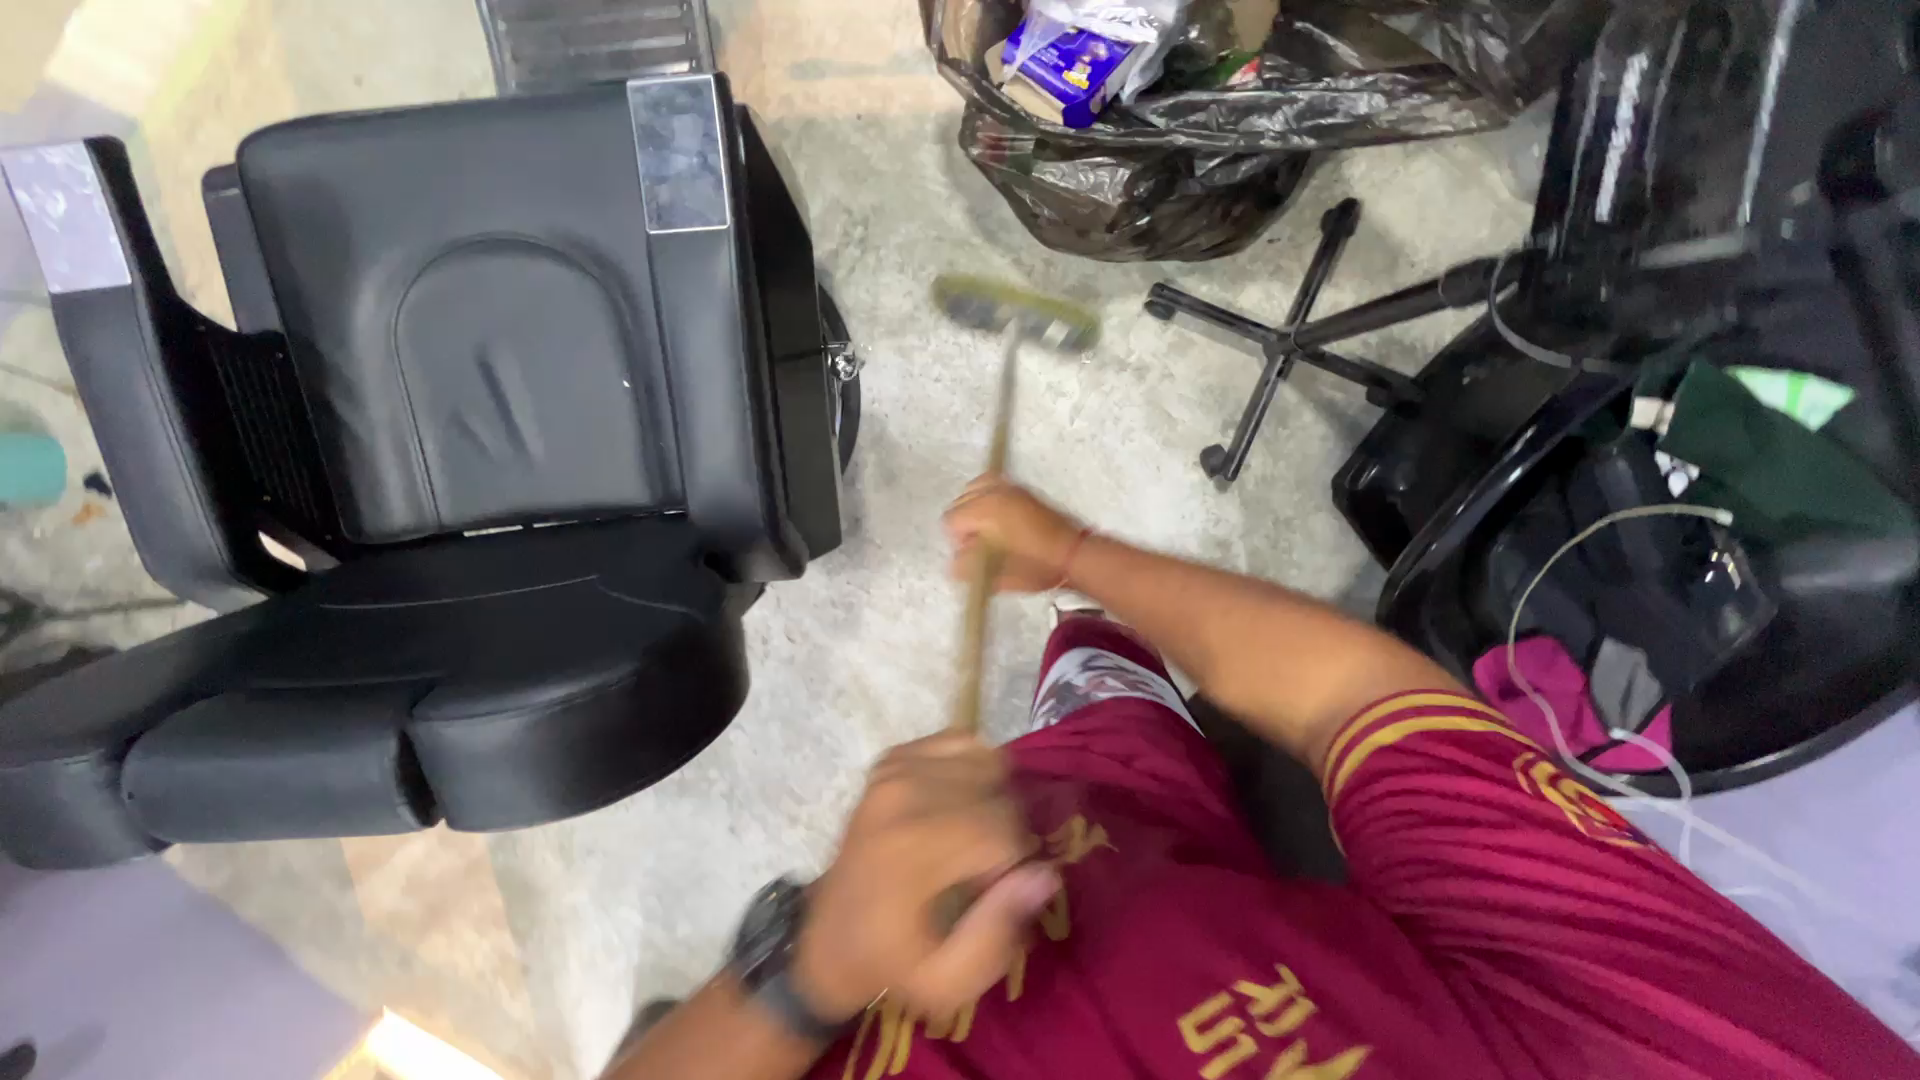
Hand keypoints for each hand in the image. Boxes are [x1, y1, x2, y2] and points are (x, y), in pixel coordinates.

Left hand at [794, 733, 1059, 1023]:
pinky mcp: (893, 757)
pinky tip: (961, 803)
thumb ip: (998, 934)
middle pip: (1000, 791)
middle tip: (989, 867)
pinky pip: (962, 741)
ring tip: (975, 835)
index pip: (1005, 830)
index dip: (1016, 863)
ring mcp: (896, 768)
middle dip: (1010, 830)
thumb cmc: (892, 962)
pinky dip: (974, 769)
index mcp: (913, 847)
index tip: (994, 890)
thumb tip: (1044, 874)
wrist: (828, 936)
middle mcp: (903, 794)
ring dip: (996, 797)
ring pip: (988, 760)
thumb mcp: (948, 981)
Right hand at [943, 474, 1086, 593]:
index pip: (950, 520)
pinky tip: (998, 516)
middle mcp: (994, 492)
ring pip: (973, 489)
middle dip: (965, 523)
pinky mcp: (1021, 487)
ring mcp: (1009, 486)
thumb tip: (953, 565)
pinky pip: (992, 483)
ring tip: (989, 528)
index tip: (973, 554)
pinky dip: (987, 496)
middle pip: (959, 502)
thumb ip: (968, 568)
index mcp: (985, 511)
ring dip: (974, 507)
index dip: (958, 540)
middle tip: (981, 544)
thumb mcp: (997, 575)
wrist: (1073, 553)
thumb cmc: (1036, 566)